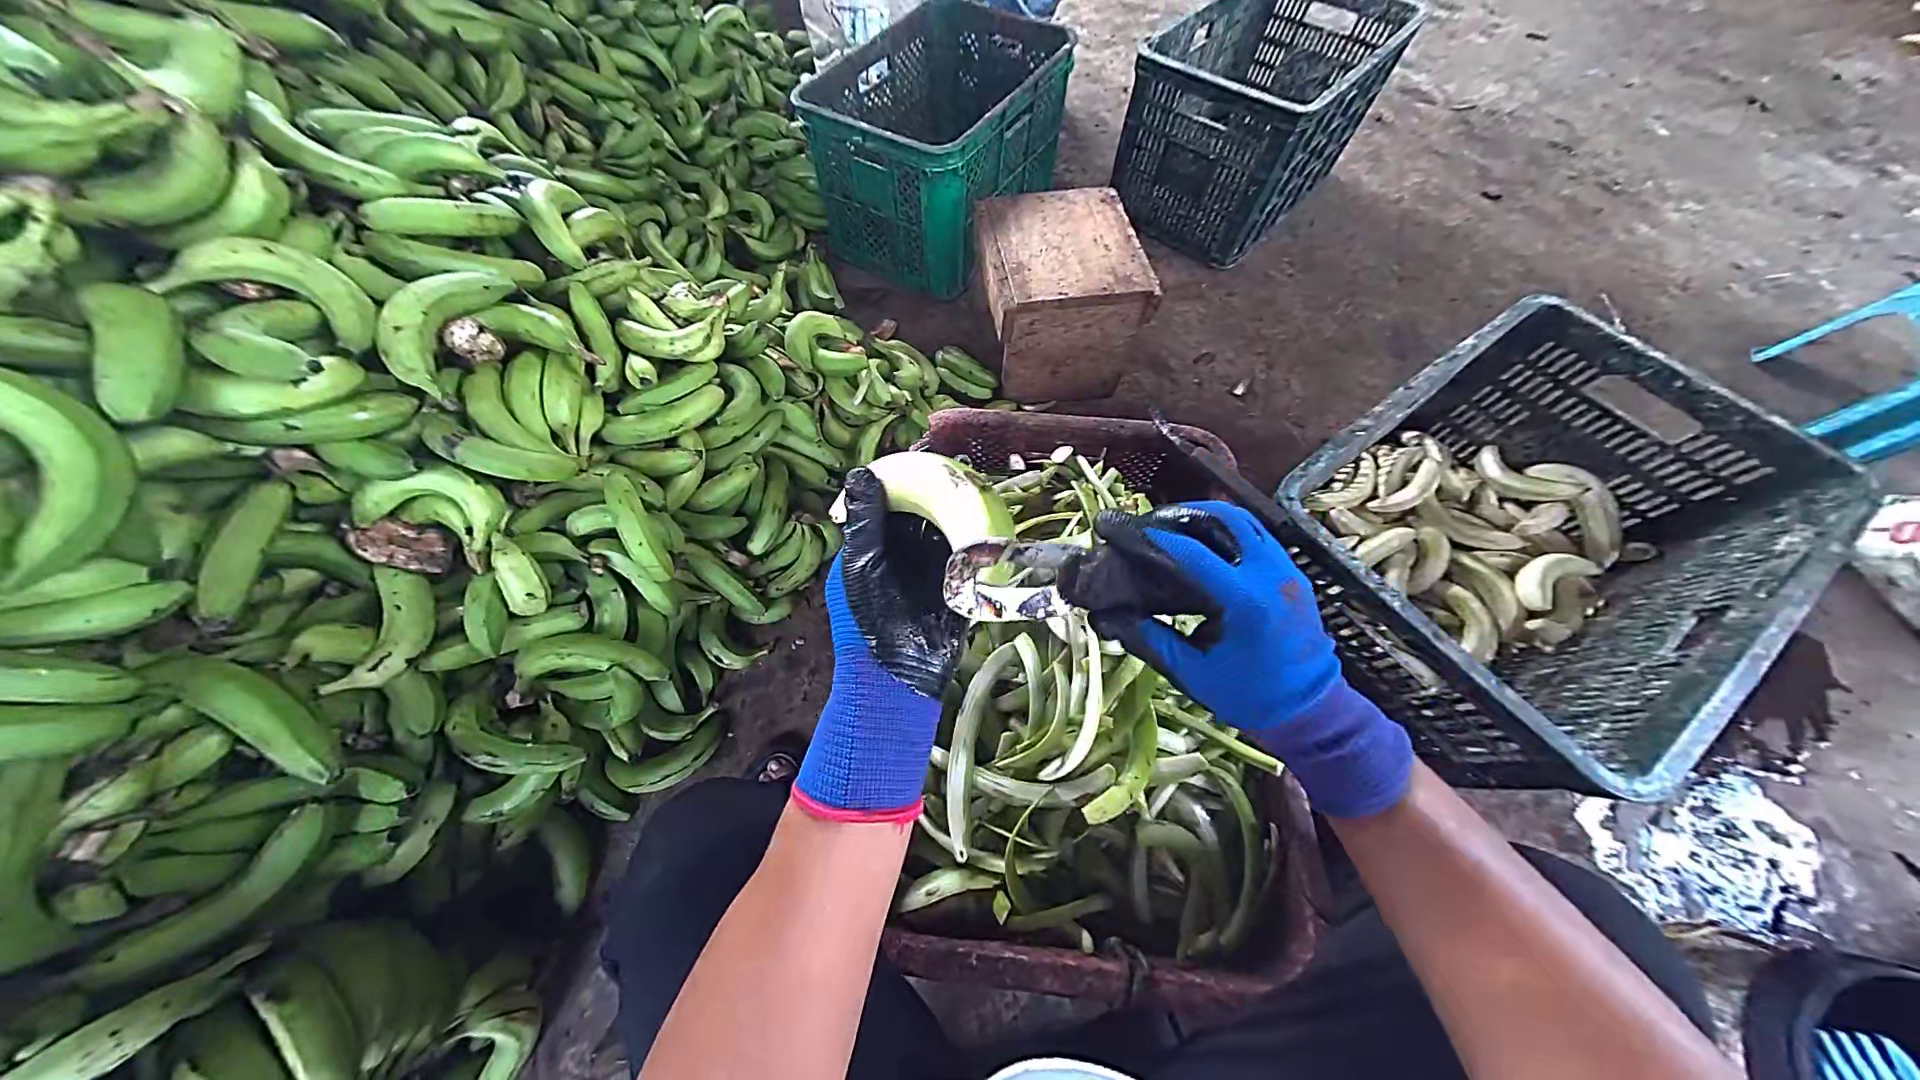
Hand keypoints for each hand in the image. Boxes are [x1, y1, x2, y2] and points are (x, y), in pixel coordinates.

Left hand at [792, 467, 965, 822]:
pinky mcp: (957, 581)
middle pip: (926, 505)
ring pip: (950, 524)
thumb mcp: (861, 565)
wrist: (898, 677)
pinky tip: (993, 518)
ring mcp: (932, 564)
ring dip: (964, 507)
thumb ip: (867, 522)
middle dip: (943, 486)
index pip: (892, 496)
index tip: (930, 451)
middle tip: (965, 465)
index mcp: (874, 540)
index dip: (909, 473)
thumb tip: (861, 471)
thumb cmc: (867, 620)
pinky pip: (969, 552)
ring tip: (981, 485)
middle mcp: (904, 547)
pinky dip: (978, 536)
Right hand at [1063, 501, 1412, 818]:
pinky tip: (1203, 544)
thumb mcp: (1193, 673)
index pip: (1191, 552)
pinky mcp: (1292, 573)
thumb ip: (1151, 639)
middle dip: (1180, 513)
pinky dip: (1226, 530)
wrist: (1312, 711)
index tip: (1119, 530)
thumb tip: (1108, 617)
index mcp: (1246, 601)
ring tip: (1171, 527)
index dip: (1150, 537)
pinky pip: (1257, 535)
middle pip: (1223, 518)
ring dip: (1205, 516)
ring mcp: (1287, 570)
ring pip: (1244, 520)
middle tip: (1147, 523)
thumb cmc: (1250, 697)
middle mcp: (1271, 575)